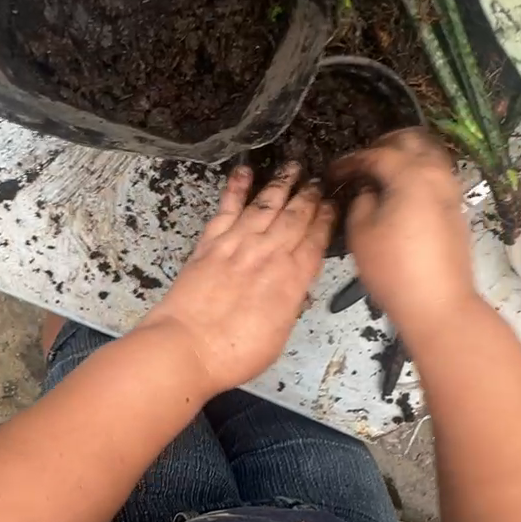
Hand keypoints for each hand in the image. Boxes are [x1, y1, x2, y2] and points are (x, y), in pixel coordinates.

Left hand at [138, 162, 332, 396]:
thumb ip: (288, 305)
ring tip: (293, 167)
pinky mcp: (210, 244)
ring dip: (282, 184)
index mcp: (292, 280)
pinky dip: (236, 187)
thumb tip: (293, 289)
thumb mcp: (278, 336)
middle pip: (295, 217)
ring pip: (266, 205)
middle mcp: (269, 255)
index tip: (332, 206)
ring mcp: (238, 245)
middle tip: (318, 181)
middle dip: (309, 196)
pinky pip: (227, 207)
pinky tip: (244, 171)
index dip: (326, 221)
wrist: (188, 348)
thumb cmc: (233, 354)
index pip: (316, 241)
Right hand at [328, 129, 478, 338]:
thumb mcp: (361, 233)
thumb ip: (361, 201)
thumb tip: (369, 189)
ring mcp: (451, 190)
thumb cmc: (393, 269)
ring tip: (382, 173)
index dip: (351, 161)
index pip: (376, 154)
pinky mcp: (456, 208)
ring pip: (430, 154)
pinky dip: (418, 172)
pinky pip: (436, 175)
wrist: (437, 303)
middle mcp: (436, 173)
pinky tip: (401, 192)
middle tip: (361, 161)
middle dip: (383, 145)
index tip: (333, 172)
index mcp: (411, 174)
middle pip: (412, 139)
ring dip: (405, 155)